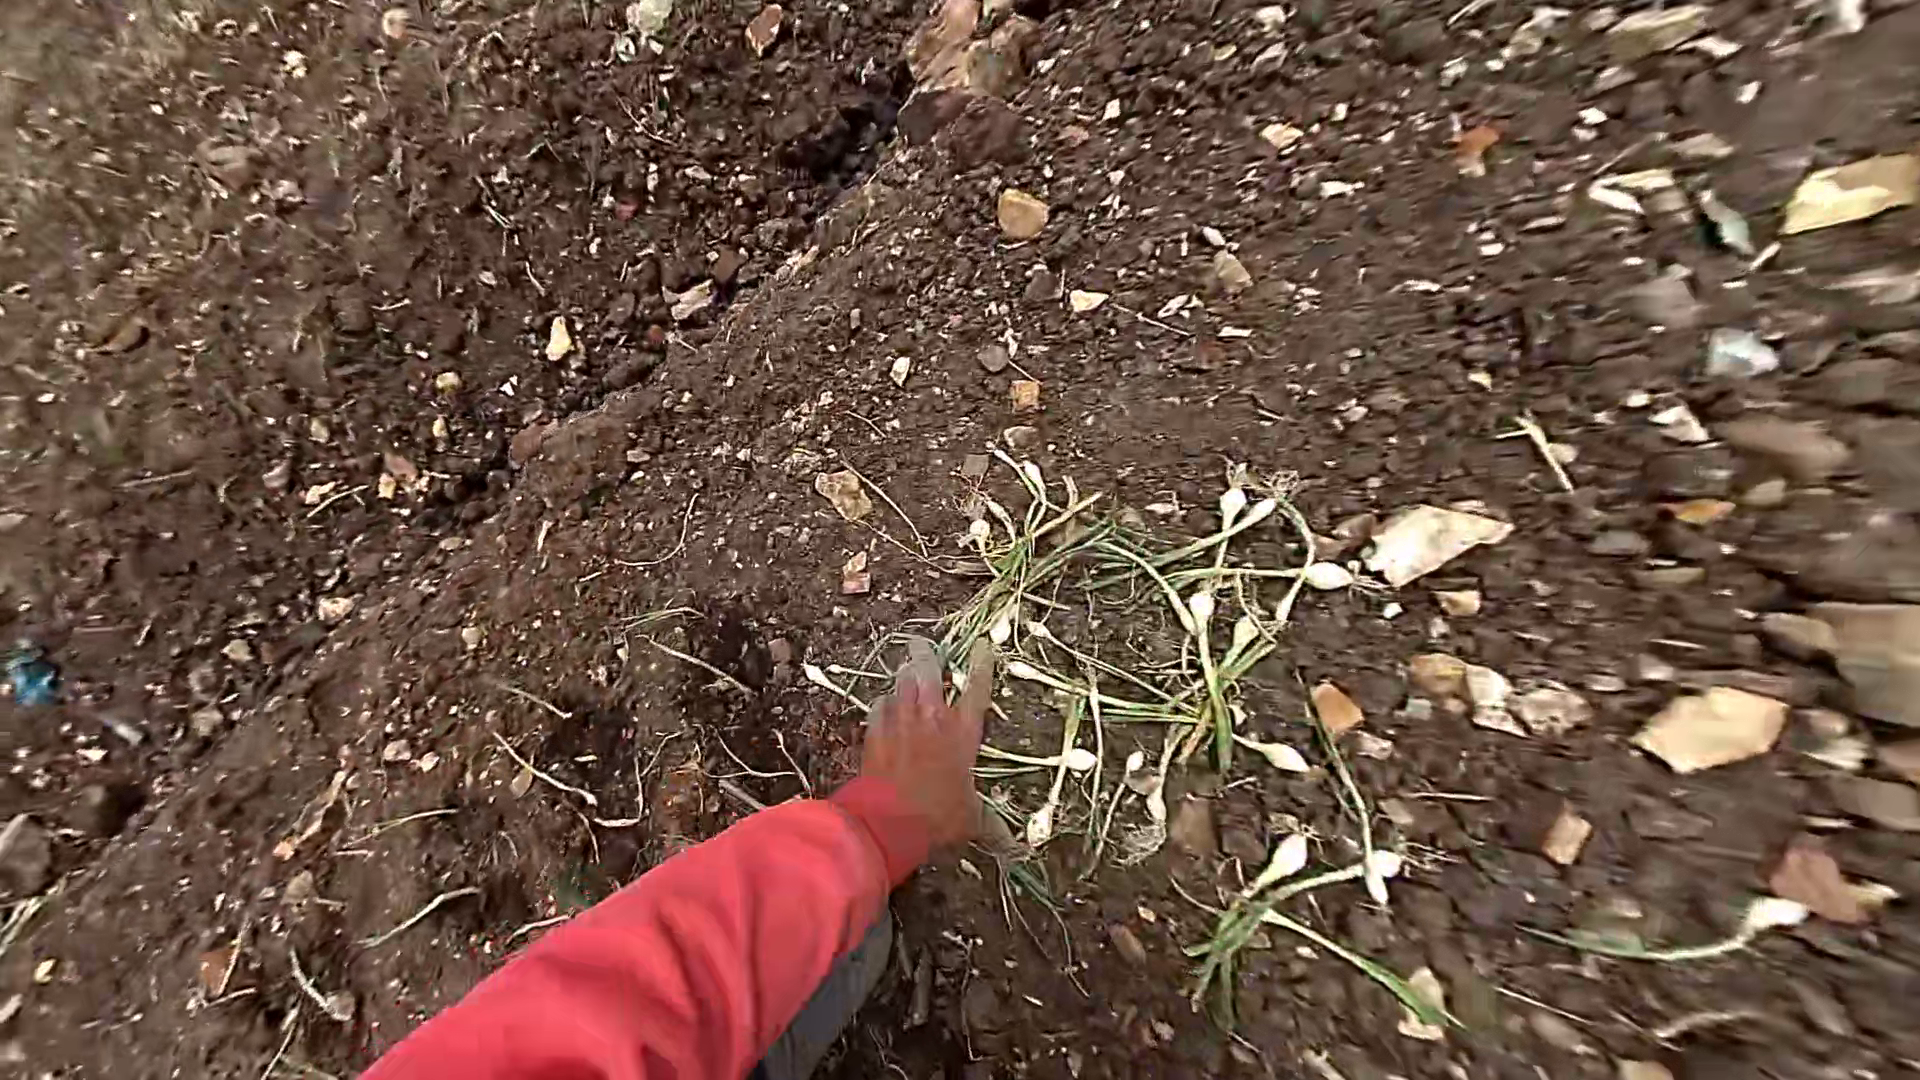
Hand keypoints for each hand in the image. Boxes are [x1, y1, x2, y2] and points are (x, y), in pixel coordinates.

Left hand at [858, 638, 992, 848]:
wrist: (888, 820)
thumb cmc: (937, 816)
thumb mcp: (970, 819)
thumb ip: (990, 823)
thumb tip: (1012, 846)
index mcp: (962, 731)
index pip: (977, 688)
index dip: (982, 664)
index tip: (983, 646)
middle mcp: (932, 716)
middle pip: (929, 669)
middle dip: (927, 654)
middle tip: (924, 646)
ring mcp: (901, 719)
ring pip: (902, 682)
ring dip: (906, 677)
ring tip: (907, 672)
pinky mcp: (876, 729)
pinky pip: (879, 705)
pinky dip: (884, 704)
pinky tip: (885, 707)